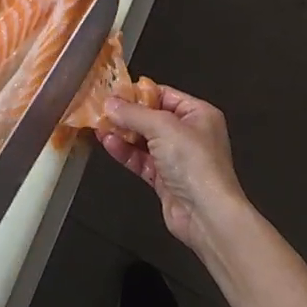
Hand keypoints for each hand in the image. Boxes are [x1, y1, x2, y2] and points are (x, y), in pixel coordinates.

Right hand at [97, 86, 247, 254]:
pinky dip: (125, 152)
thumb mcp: (163, 127)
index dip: (139, 93)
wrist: (206, 214)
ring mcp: (177, 158)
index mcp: (198, 113)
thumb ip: (134, 113)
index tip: (114, 91)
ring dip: (122, 133)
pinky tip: (108, 143)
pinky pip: (141, 160)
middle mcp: (189, 133)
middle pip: (152, 117)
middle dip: (127, 114)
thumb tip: (110, 103)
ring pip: (144, 140)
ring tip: (99, 125)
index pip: (164, 95)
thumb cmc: (195, 163)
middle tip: (102, 108)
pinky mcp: (165, 179)